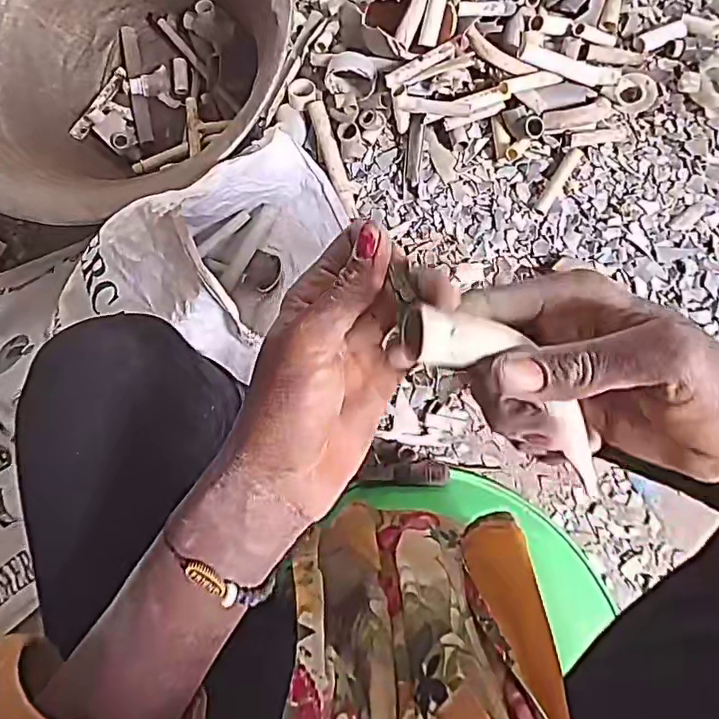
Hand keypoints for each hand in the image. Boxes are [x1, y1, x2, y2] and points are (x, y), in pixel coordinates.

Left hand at [168, 220, 408, 582]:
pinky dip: (426, 340)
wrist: (287, 477)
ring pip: (402, 308)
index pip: (351, 252)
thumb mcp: (312, 340)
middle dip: (410, 275)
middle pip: (384, 277)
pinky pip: (412, 344)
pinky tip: (429, 342)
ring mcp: (362, 346)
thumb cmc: (278, 414)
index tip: (400, 256)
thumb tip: (370, 241)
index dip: (378, 246)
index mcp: (312, 300)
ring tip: (439, 311)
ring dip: (424, 305)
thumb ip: (347, 292)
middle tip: (430, 287)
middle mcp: (339, 318)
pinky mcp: (382, 375)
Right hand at [460, 271, 718, 489]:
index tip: (421, 347)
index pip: (490, 301)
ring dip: (520, 420)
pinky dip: (533, 439)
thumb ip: (578, 364)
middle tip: (538, 415)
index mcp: (571, 296)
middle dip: (497, 389)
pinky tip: (573, 443)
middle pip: (478, 351)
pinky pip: (512, 420)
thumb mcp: (658, 363)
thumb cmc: (718, 389)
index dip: (452, 322)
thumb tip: (506, 370)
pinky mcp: (553, 405)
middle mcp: (550, 328)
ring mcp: (549, 369)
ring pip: (490, 391)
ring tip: (569, 432)